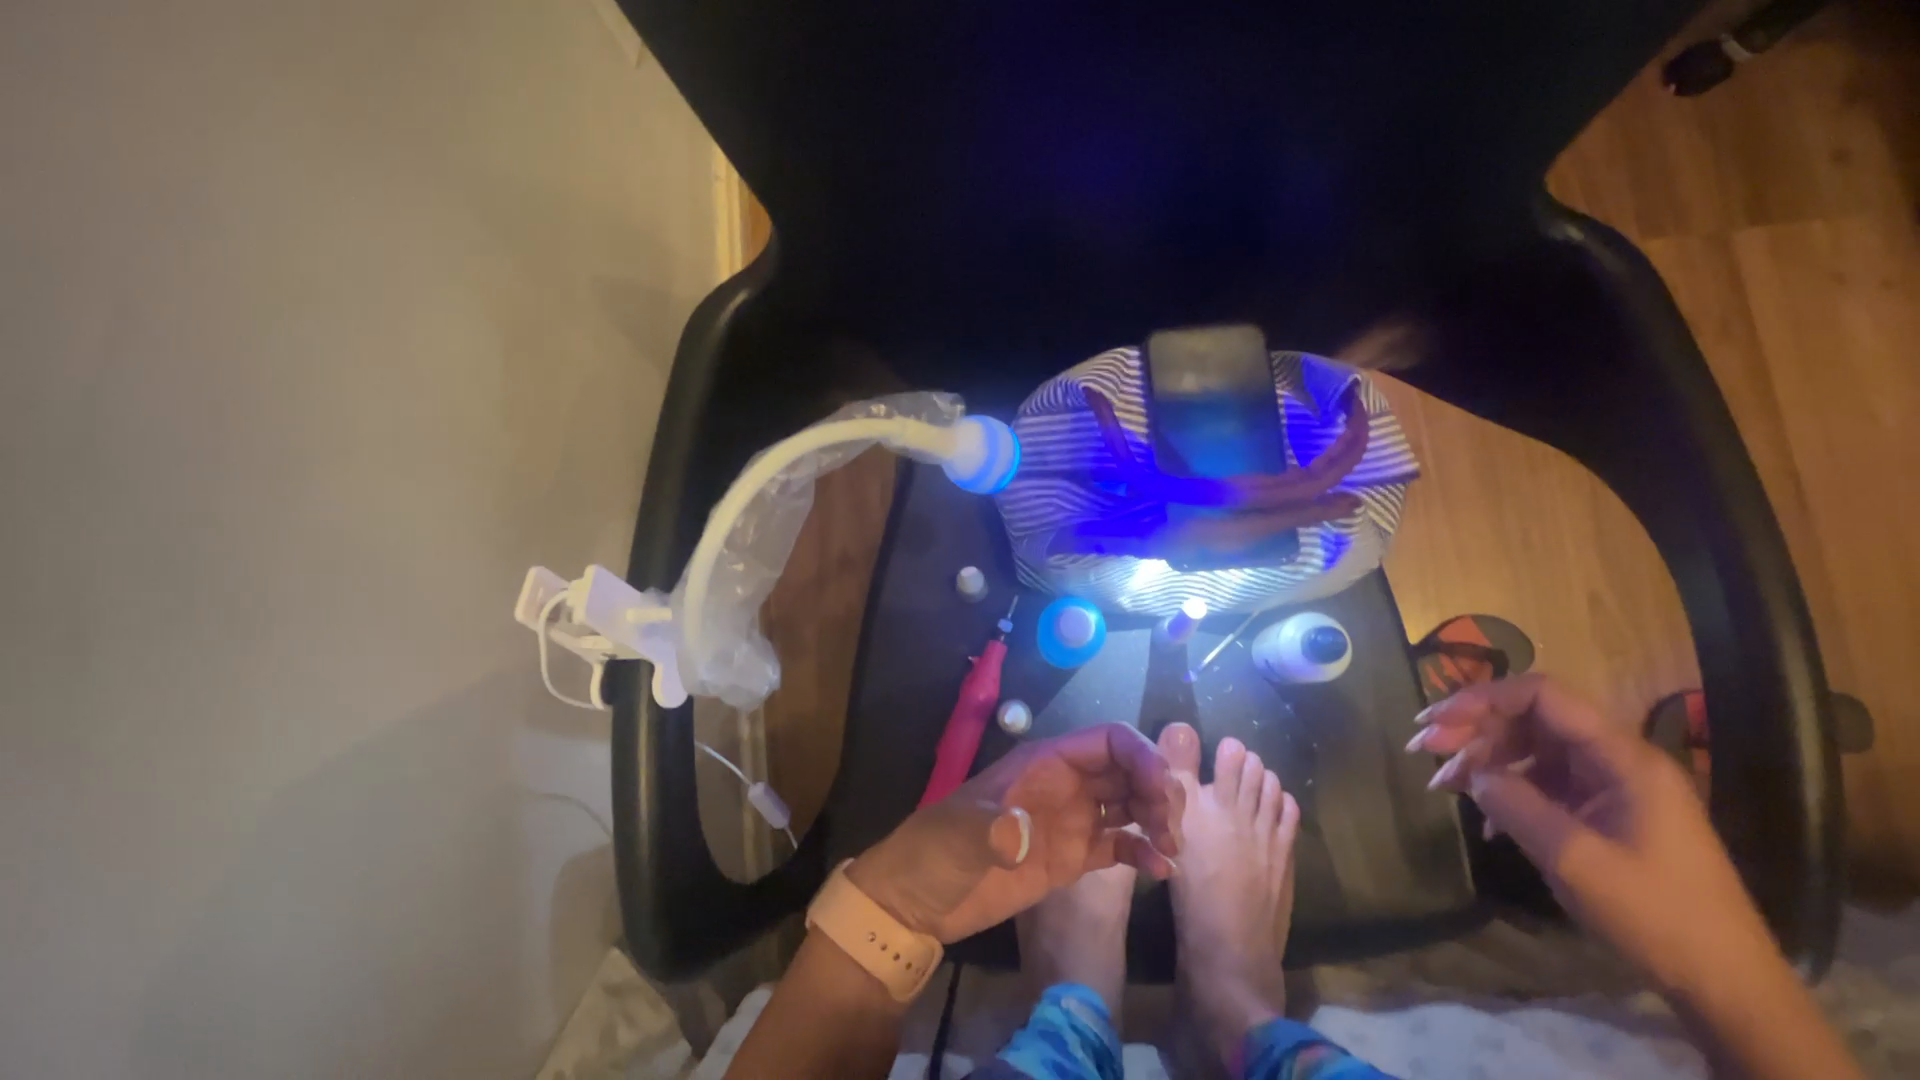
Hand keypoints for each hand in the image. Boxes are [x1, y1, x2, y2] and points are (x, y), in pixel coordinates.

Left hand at [847, 723, 1184, 944]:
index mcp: (1044, 763)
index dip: (1141, 756)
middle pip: (1129, 769)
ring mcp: (1071, 820)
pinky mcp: (1072, 857)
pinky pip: (1119, 845)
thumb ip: (991, 829)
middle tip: (1169, 828)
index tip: (1160, 791)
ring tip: (1170, 849)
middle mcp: (1066, 784)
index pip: (1108, 740)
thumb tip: (1021, 831)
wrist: (919, 900)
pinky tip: (1159, 871)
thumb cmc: (934, 853)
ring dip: (1157, 817)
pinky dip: (1143, 852)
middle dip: (1158, 788)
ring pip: (1131, 802)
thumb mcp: (957, 835)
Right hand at [1409, 675, 1777, 993]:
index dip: (1482, 699)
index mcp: (1621, 757)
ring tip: (1439, 785)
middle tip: (1420, 749)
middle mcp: (1616, 759)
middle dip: (1472, 729)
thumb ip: (1515, 804)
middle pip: (1531, 719)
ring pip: (1531, 750)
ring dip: (1483, 761)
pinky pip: (1544, 783)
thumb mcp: (1573, 858)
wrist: (1722, 978)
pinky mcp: (1604, 811)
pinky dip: (1506, 791)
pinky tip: (1483, 821)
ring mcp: (1611, 785)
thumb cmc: (1654, 913)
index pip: (1542, 696)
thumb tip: (1473, 774)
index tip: (1435, 721)